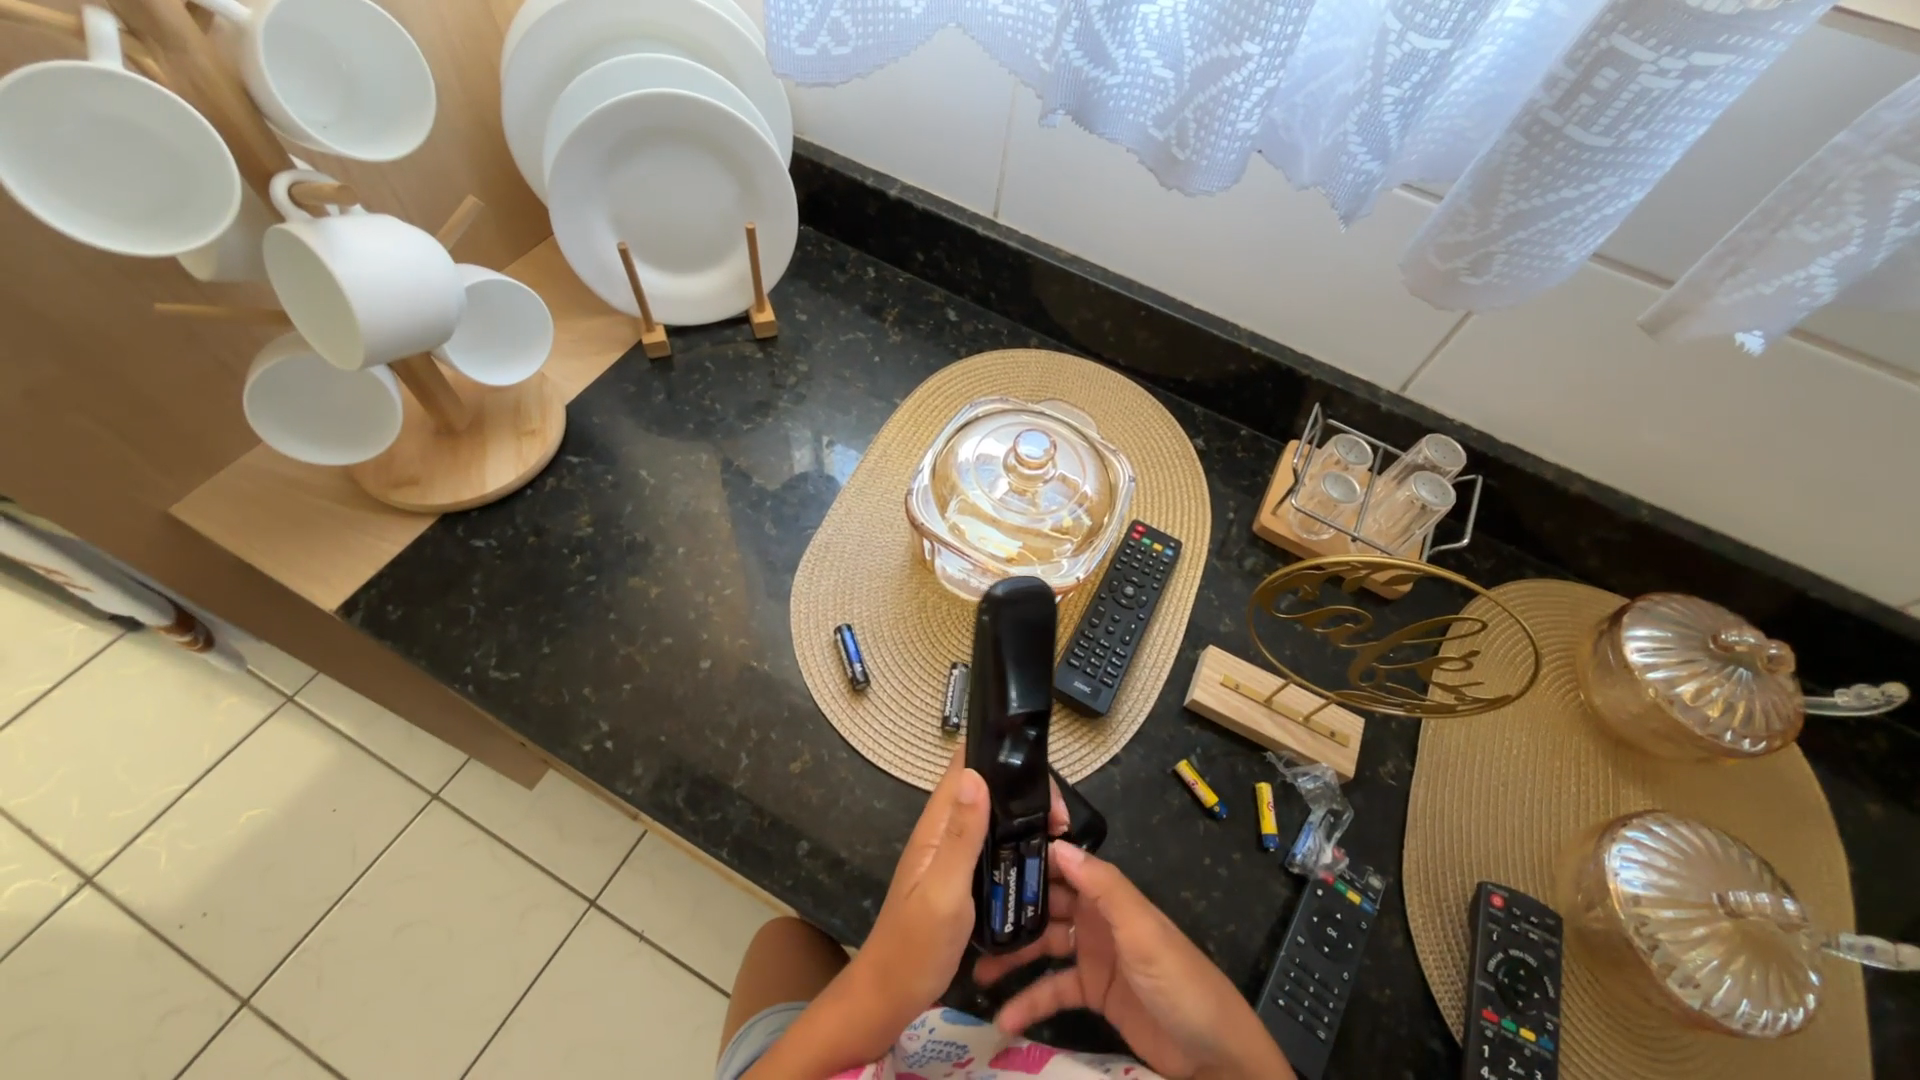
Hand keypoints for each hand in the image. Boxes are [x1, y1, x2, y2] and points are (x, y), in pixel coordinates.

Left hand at [851, 750, 1072, 1028]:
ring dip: (1027, 820)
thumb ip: (960, 835)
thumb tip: (974, 773)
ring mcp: (954, 855)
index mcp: (936, 825)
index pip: (965, 766)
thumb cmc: (916, 944)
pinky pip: (996, 848)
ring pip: (995, 819)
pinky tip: (1043, 863)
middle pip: (987, 789)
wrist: (892, 995)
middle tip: (1061, 821)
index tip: (1040, 773)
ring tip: (1062, 838)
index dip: (999, 755)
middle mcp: (945, 831)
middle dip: (1026, 794)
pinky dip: (1019, 846)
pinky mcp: (964, 878)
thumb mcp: (944, 890)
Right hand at [974, 842, 1292, 1079]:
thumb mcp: (1142, 930)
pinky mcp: (1093, 994)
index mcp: (1111, 896)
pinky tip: (1004, 1018)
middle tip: (970, 918)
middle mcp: (1098, 919)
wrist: (1213, 1053)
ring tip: (977, 970)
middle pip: (1047, 907)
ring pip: (1044, 947)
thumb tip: (1057, 844)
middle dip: (1012, 910)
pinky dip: (1029, 1002)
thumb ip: (1102, 887)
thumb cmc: (1180, 981)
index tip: (986, 858)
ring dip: (1013, 957)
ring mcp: (1094, 957)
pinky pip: (1053, 991)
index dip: (1029, 860)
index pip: (1064, 867)